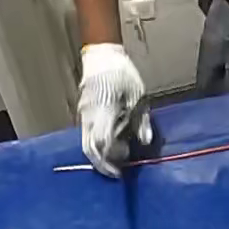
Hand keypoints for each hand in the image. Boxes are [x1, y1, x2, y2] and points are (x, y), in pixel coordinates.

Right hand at [77, 43, 153, 177]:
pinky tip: (108, 149)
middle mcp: (90, 118)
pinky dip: (96, 148)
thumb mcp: (138, 96)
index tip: (122, 170)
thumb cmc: (122, 74)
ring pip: (86, 145)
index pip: (104, 144)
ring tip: (113, 163)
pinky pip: (86, 138)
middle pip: (91, 150)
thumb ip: (141, 121)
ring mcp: (84, 117)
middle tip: (116, 172)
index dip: (112, 160)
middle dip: (103, 164)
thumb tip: (145, 142)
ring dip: (99, 158)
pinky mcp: (83, 116)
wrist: (101, 55)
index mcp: (104, 112)